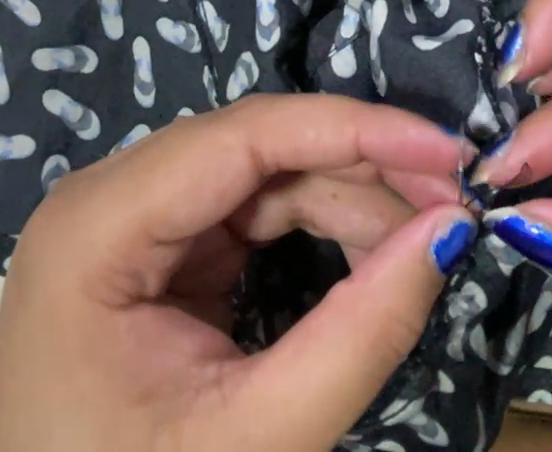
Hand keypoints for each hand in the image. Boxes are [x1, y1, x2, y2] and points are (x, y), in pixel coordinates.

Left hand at [0, 95, 479, 451]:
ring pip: (266, 172)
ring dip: (353, 197)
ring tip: (426, 236)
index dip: (355, 129)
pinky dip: (323, 224)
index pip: (244, 137)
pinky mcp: (163, 245)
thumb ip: (361, 331)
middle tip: (455, 203)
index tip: (448, 152)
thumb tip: (453, 227)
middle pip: (258, 147)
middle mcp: (108, 197)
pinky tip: (374, 250)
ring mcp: (133, 217)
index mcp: (96, 228)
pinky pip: (255, 207)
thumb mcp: (258, 434)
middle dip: (364, 167)